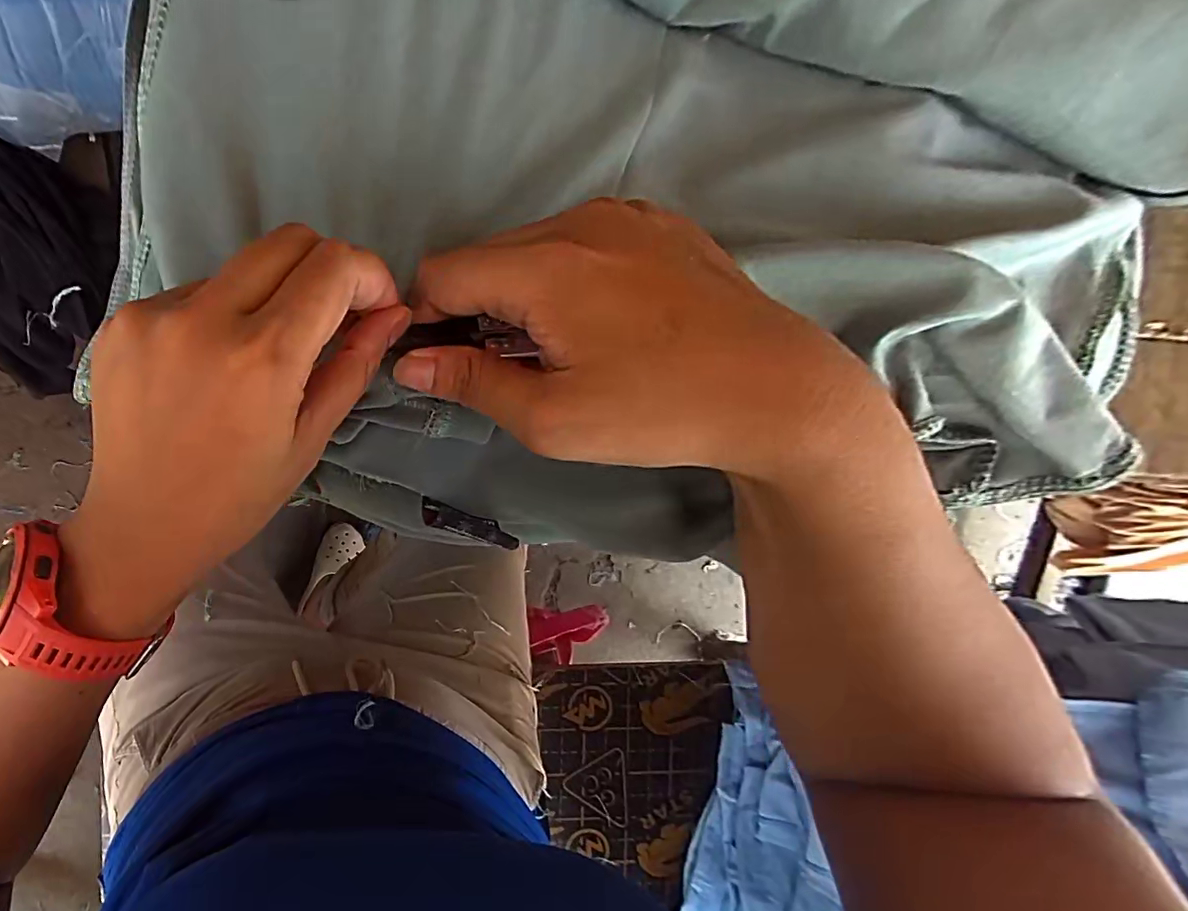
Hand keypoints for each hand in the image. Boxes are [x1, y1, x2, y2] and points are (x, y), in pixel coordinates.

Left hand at [59, 224, 408, 638]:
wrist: (140, 527)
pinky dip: (211, 318)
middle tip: (323, 320)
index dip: (368, 275)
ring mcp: (154, 315)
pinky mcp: (122, 322)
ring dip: (261, 298)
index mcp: (263, 357)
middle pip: (287, 241)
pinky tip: (201, 370)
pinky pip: (187, 295)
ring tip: (249, 361)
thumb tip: (390, 314)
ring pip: (235, 269)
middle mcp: (206, 318)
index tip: (372, 305)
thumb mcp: (306, 443)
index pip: (333, 265)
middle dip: (322, 269)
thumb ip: (351, 369)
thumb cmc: (232, 502)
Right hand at [392, 198, 901, 481]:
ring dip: (506, 296)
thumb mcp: (547, 417)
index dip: (421, 317)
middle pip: (481, 257)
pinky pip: (572, 243)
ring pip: (524, 248)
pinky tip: (578, 325)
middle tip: (481, 366)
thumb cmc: (655, 412)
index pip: (441, 272)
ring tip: (534, 350)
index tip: (431, 361)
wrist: (778, 392)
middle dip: (462, 309)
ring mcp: (623, 216)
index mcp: (546, 267)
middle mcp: (579, 222)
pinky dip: (551, 280)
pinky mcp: (654, 225)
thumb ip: (470, 381)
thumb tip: (409, 362)